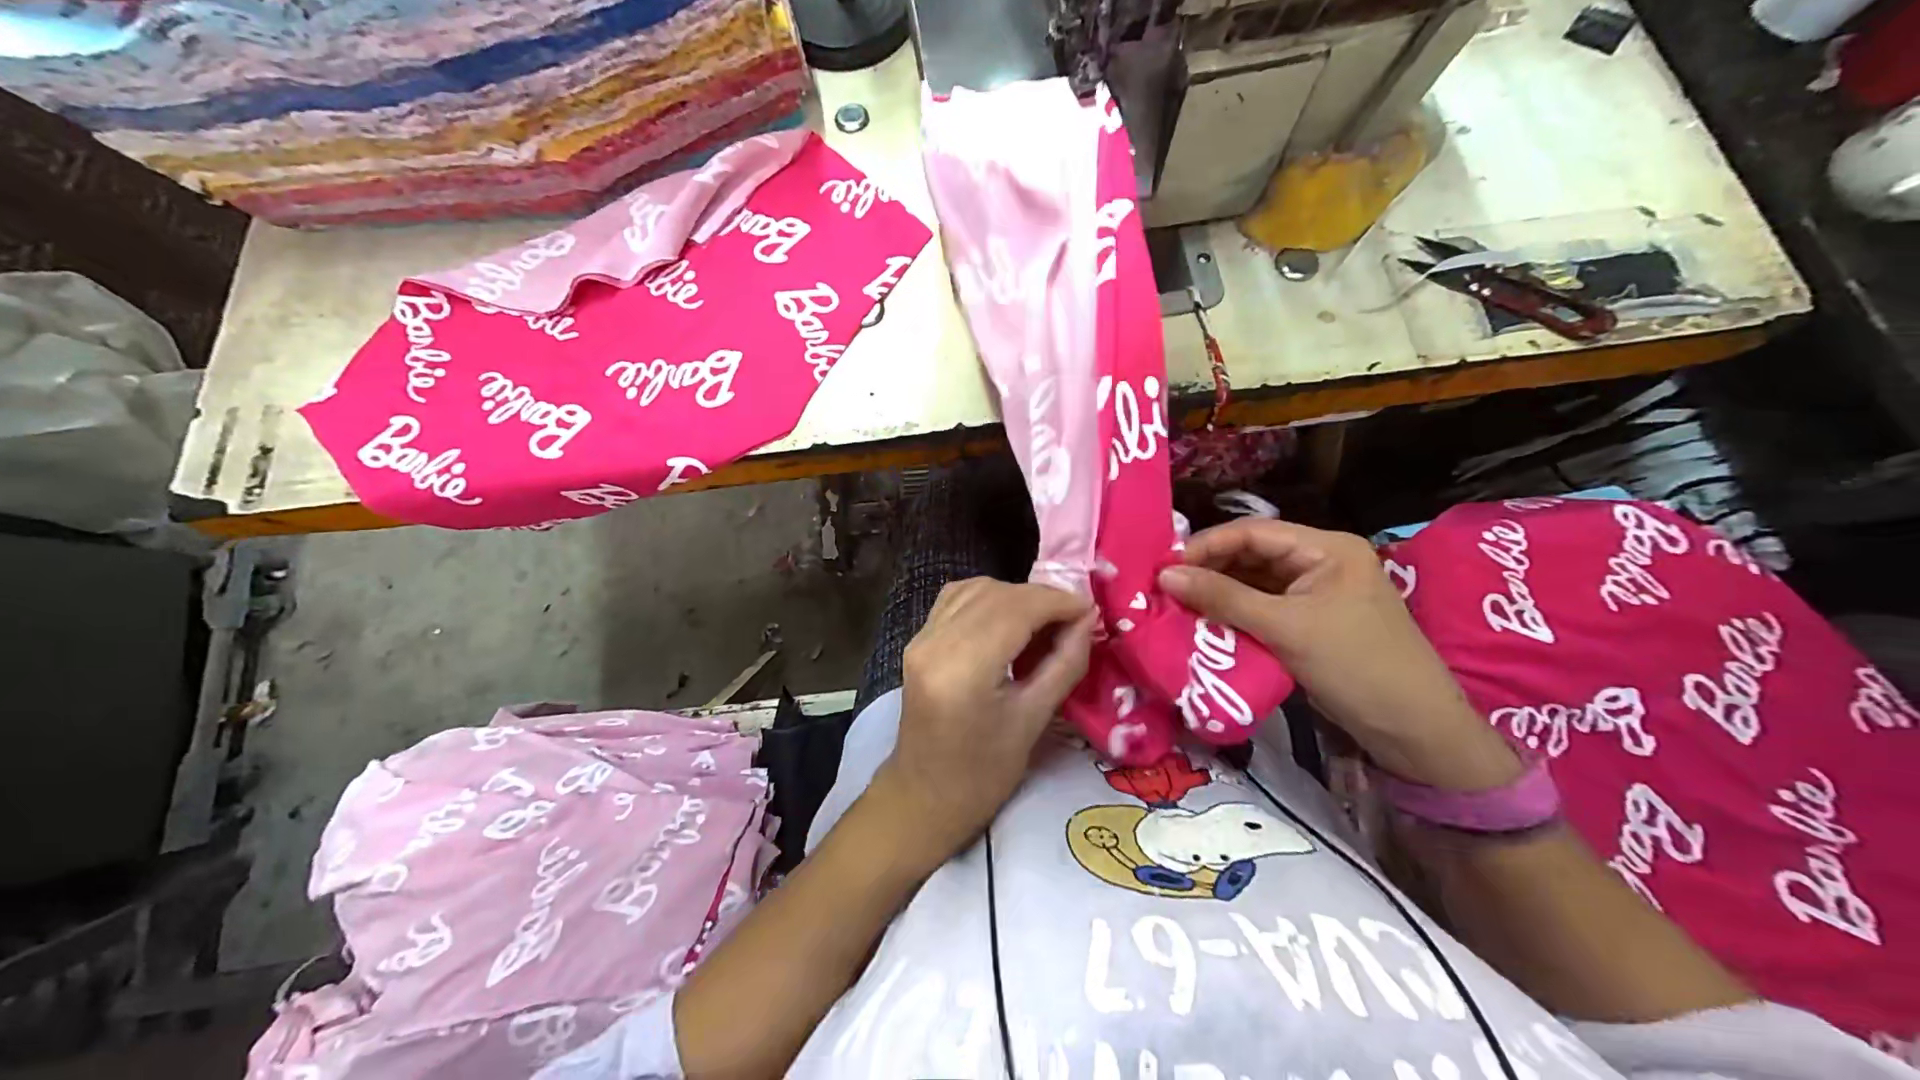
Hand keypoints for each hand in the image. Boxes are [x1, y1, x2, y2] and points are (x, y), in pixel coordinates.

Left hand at [874, 578, 1095, 863]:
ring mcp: (920, 638)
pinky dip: (989, 599)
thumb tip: (1088, 620)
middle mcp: (935, 642)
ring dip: (1016, 596)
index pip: (1016, 609)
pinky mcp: (917, 640)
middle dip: (1041, 597)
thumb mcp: (1034, 720)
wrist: (925, 796)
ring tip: (1046, 620)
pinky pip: (957, 599)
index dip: (1058, 601)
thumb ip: (1064, 664)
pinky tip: (1010, 620)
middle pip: (996, 594)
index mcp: (964, 668)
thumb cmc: (985, 772)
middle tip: (1074, 618)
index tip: (1090, 610)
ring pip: (976, 589)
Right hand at [1158, 519, 1521, 791]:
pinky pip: (1263, 608)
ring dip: (1218, 592)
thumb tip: (1165, 575)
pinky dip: (1234, 614)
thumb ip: (1223, 598)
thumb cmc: (1355, 666)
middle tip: (1165, 587)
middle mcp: (1321, 562)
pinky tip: (1204, 622)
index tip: (1165, 565)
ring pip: (1254, 582)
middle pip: (1252, 554)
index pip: (1254, 532)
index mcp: (1327, 548)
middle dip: (1209, 569)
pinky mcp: (1310, 623)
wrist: (1414, 732)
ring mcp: (1316, 593)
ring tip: (1176, 604)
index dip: (1206, 545)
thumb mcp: (1285, 628)